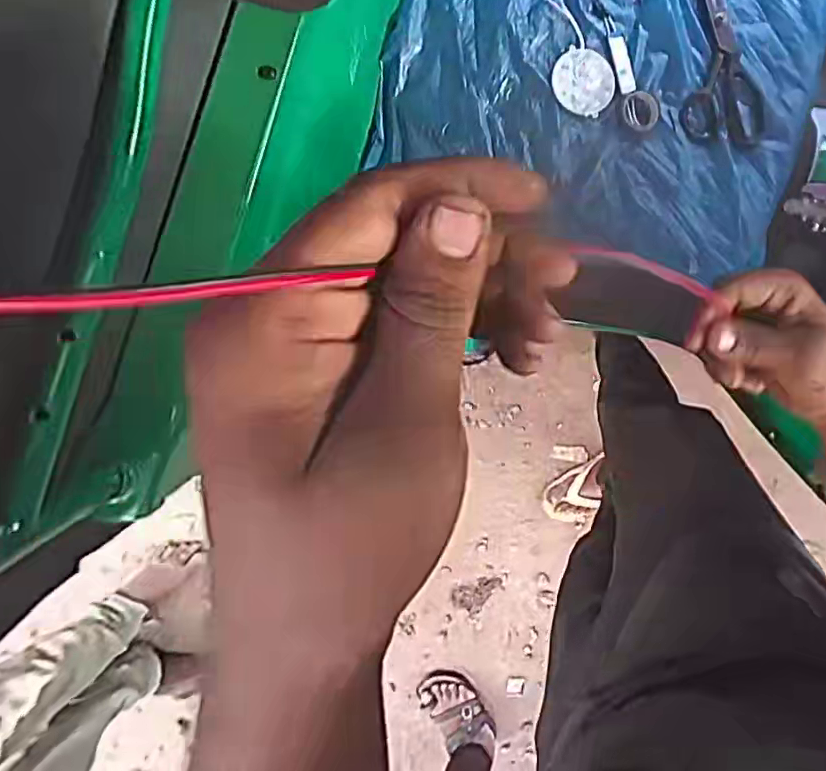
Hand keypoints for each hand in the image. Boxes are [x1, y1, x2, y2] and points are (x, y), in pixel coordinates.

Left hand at [185, 158, 574, 645]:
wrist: (313, 638)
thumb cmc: (354, 546)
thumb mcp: (406, 421)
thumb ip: (429, 307)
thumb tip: (460, 204)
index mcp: (265, 314)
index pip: (367, 207)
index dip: (457, 187)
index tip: (537, 197)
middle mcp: (270, 305)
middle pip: (396, 235)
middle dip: (484, 251)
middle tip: (560, 282)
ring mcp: (299, 330)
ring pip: (410, 269)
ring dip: (485, 289)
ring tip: (543, 333)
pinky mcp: (329, 353)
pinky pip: (405, 309)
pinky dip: (464, 320)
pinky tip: (513, 349)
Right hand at [687, 268, 825, 427]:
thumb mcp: (795, 355)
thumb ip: (752, 344)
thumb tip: (714, 336)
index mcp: (782, 288)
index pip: (733, 288)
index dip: (713, 310)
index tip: (702, 339)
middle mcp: (764, 301)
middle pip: (717, 310)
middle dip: (715, 340)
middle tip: (720, 366)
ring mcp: (755, 327)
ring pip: (715, 335)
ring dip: (722, 361)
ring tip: (742, 381)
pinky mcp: (749, 351)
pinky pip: (721, 356)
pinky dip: (729, 372)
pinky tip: (752, 384)